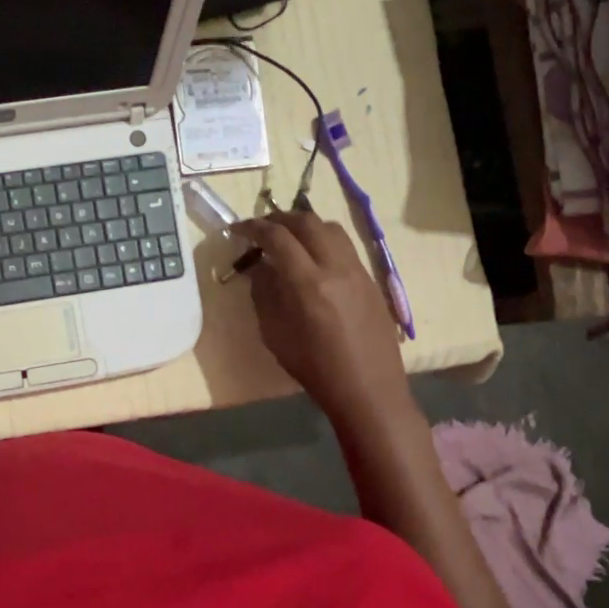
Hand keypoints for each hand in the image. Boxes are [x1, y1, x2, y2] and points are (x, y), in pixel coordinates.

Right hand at [230, 211, 412, 425]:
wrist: (368, 389)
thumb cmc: (314, 368)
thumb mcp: (275, 334)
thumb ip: (264, 294)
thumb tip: (259, 267)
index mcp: (308, 284)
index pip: (278, 237)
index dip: (254, 228)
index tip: (238, 230)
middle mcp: (336, 268)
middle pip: (307, 222)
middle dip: (279, 219)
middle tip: (261, 229)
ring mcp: (358, 271)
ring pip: (330, 227)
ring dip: (304, 225)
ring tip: (288, 238)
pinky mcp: (370, 279)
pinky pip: (344, 246)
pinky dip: (323, 240)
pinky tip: (312, 258)